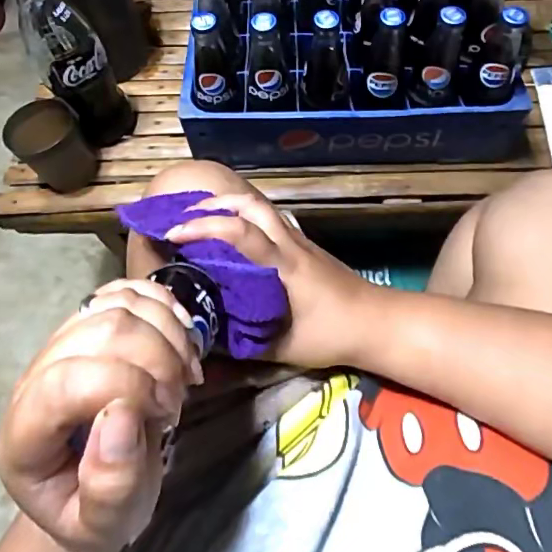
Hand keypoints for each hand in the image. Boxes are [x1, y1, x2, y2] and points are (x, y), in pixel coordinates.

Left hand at [0, 278, 202, 551]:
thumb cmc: (95, 513)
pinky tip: (182, 338)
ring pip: (118, 303)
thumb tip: (121, 415)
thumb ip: (109, 487)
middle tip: (177, 399)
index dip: (124, 384)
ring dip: (167, 331)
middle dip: (156, 358)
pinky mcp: (92, 322)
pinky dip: (163, 304)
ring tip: (183, 374)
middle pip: (100, 330)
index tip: (164, 413)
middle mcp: (35, 377)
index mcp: (24, 434)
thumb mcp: (103, 527)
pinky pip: (127, 290)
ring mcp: (63, 342)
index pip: (65, 381)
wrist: (93, 492)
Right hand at [163, 192, 375, 369]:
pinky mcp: (305, 245)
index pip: (240, 231)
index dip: (204, 227)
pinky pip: (270, 220)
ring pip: (262, 207)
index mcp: (281, 265)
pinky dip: (245, 218)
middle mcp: (289, 243)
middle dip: (214, 204)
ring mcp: (299, 240)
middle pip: (251, 204)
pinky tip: (235, 236)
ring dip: (230, 206)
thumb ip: (244, 339)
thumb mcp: (282, 347)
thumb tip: (207, 337)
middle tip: (184, 218)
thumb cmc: (331, 335)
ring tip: (203, 220)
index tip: (175, 234)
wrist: (376, 320)